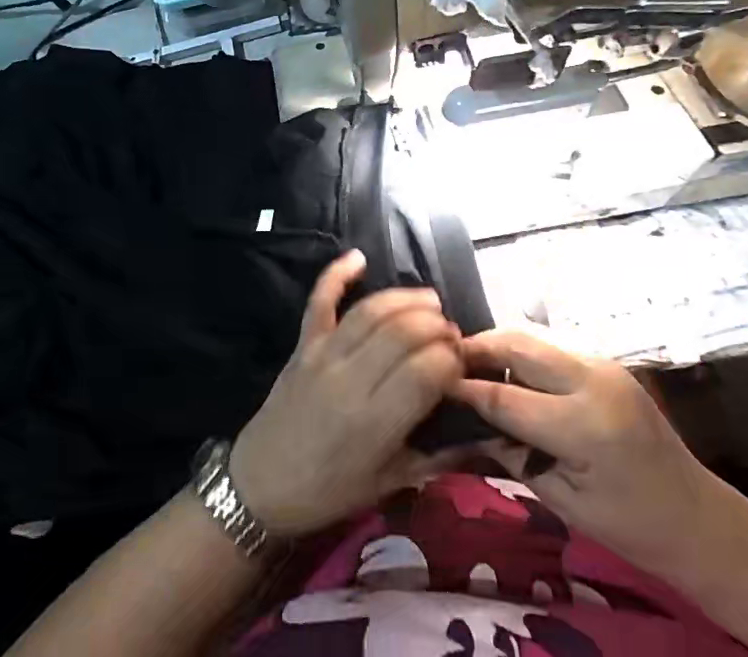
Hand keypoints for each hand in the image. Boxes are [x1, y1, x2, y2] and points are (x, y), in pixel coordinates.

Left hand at [231, 250, 464, 537]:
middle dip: (437, 325)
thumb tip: (488, 436)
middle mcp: (350, 381)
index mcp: (375, 422)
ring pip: (371, 312)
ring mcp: (323, 356)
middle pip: (404, 332)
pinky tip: (359, 258)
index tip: (462, 362)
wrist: (259, 486)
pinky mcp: (303, 344)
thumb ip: (440, 456)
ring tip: (431, 301)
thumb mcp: (390, 483)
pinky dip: (337, 274)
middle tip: (451, 333)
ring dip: (407, 299)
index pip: (427, 369)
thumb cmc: (329, 491)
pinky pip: (320, 301)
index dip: (453, 358)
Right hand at [451, 330, 715, 578]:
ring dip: (499, 347)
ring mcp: (604, 366)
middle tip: (442, 361)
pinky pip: (553, 351)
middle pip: (518, 345)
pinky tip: (506, 376)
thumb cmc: (630, 524)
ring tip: (467, 366)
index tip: (430, 385)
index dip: (464, 390)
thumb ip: (512, 454)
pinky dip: (523, 357)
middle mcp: (594, 381)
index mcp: (584, 424)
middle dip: (476, 347)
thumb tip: (464, 426)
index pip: (504, 396)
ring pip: (535, 340)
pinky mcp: (607, 365)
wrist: (696, 514)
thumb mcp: (562, 499)